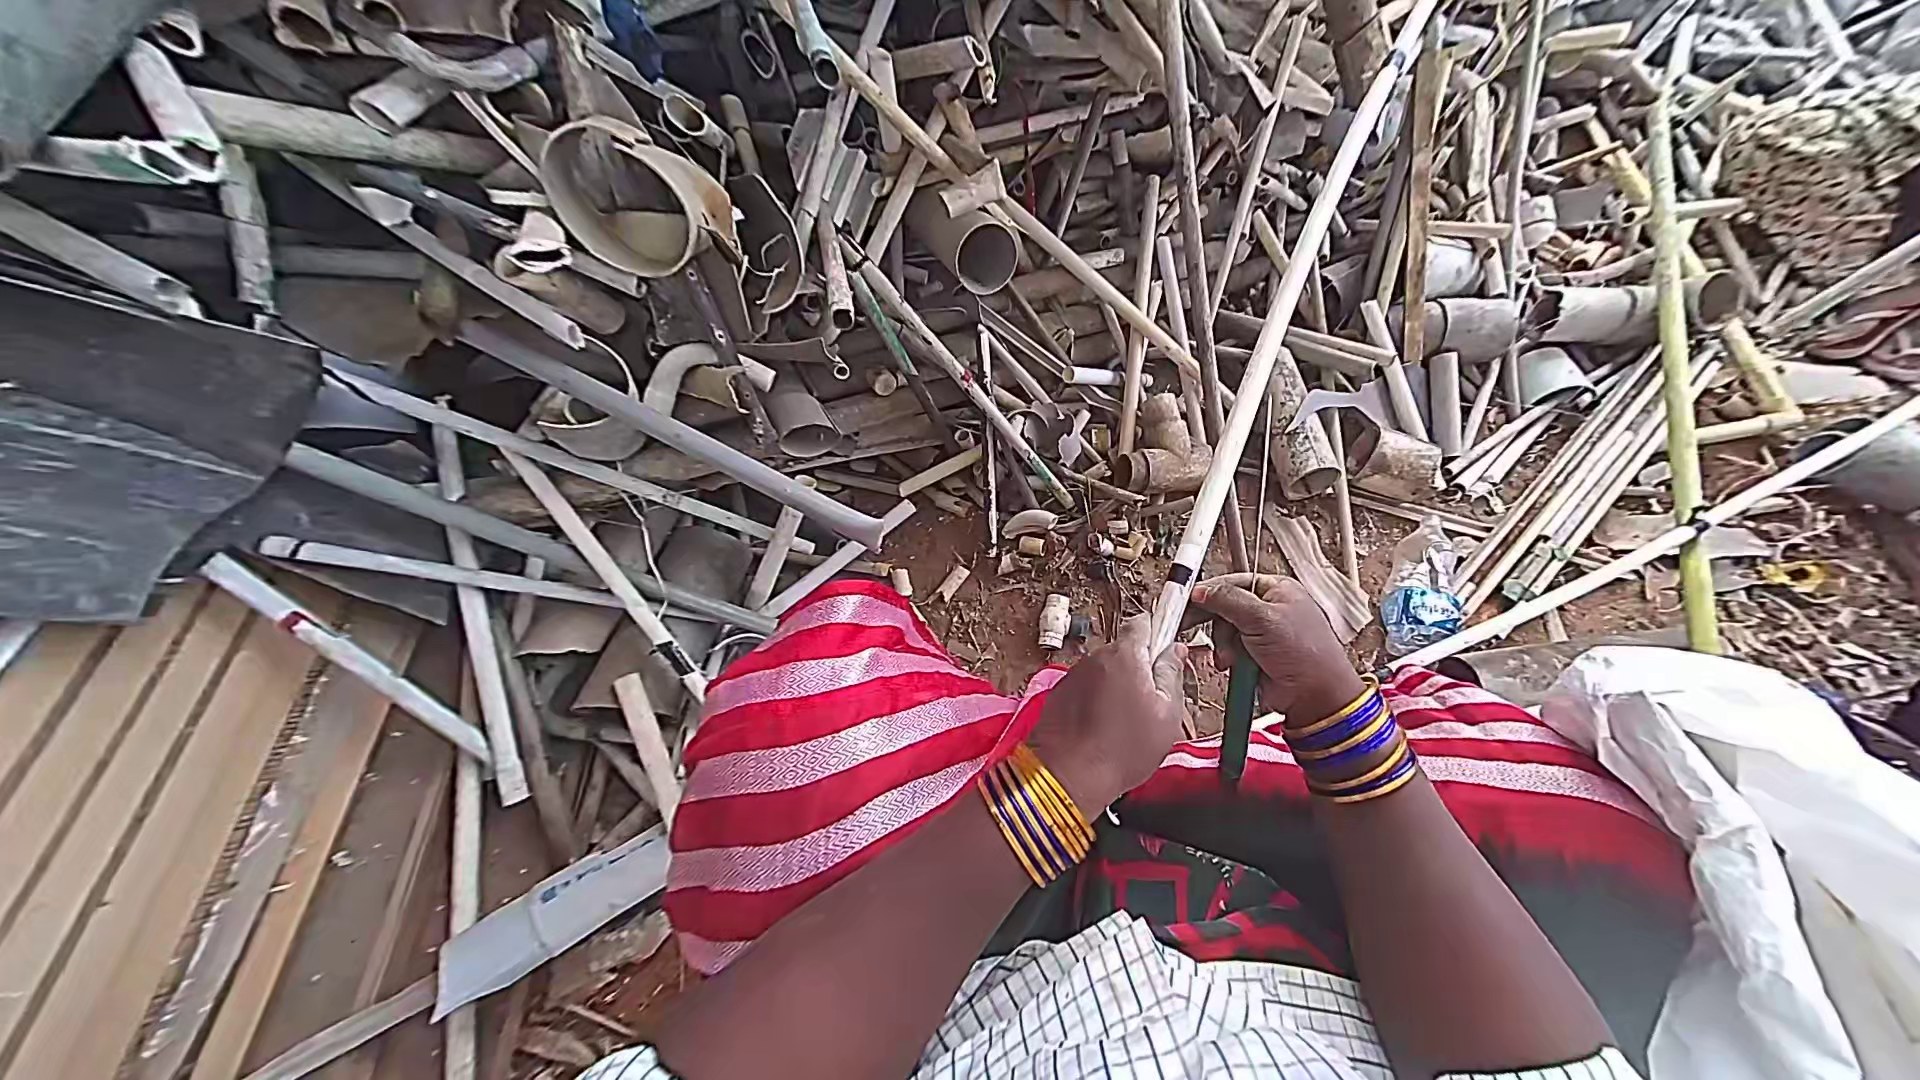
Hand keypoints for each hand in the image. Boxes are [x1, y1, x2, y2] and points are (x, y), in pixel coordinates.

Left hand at [1027, 614, 1187, 815]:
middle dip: (1139, 667)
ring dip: (1117, 685)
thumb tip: (1174, 651)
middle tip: (1151, 700)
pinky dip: (1096, 699)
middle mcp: (1096, 657)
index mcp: (1125, 656)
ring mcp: (1075, 673)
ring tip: (1126, 721)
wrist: (1069, 774)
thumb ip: (1172, 674)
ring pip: (1105, 669)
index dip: (1158, 635)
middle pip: (1124, 649)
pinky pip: (1087, 686)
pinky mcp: (1060, 691)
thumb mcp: (1166, 715)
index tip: (1167, 653)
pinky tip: (1103, 726)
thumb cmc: (1122, 750)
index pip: (1143, 623)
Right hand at [1188, 575, 1367, 724]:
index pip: (1231, 582)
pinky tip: (1233, 664)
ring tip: (1231, 656)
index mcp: (1276, 590)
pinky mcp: (1254, 653)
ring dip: (1222, 644)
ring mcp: (1260, 632)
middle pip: (1223, 606)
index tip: (1187, 600)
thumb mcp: (1263, 618)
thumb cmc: (1307, 655)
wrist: (1315, 698)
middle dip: (1213, 622)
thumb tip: (1202, 591)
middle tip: (1188, 624)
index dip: (1208, 592)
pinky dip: (1226, 656)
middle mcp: (1268, 608)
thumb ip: (1228, 600)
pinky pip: (1227, 649)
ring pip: (1222, 630)